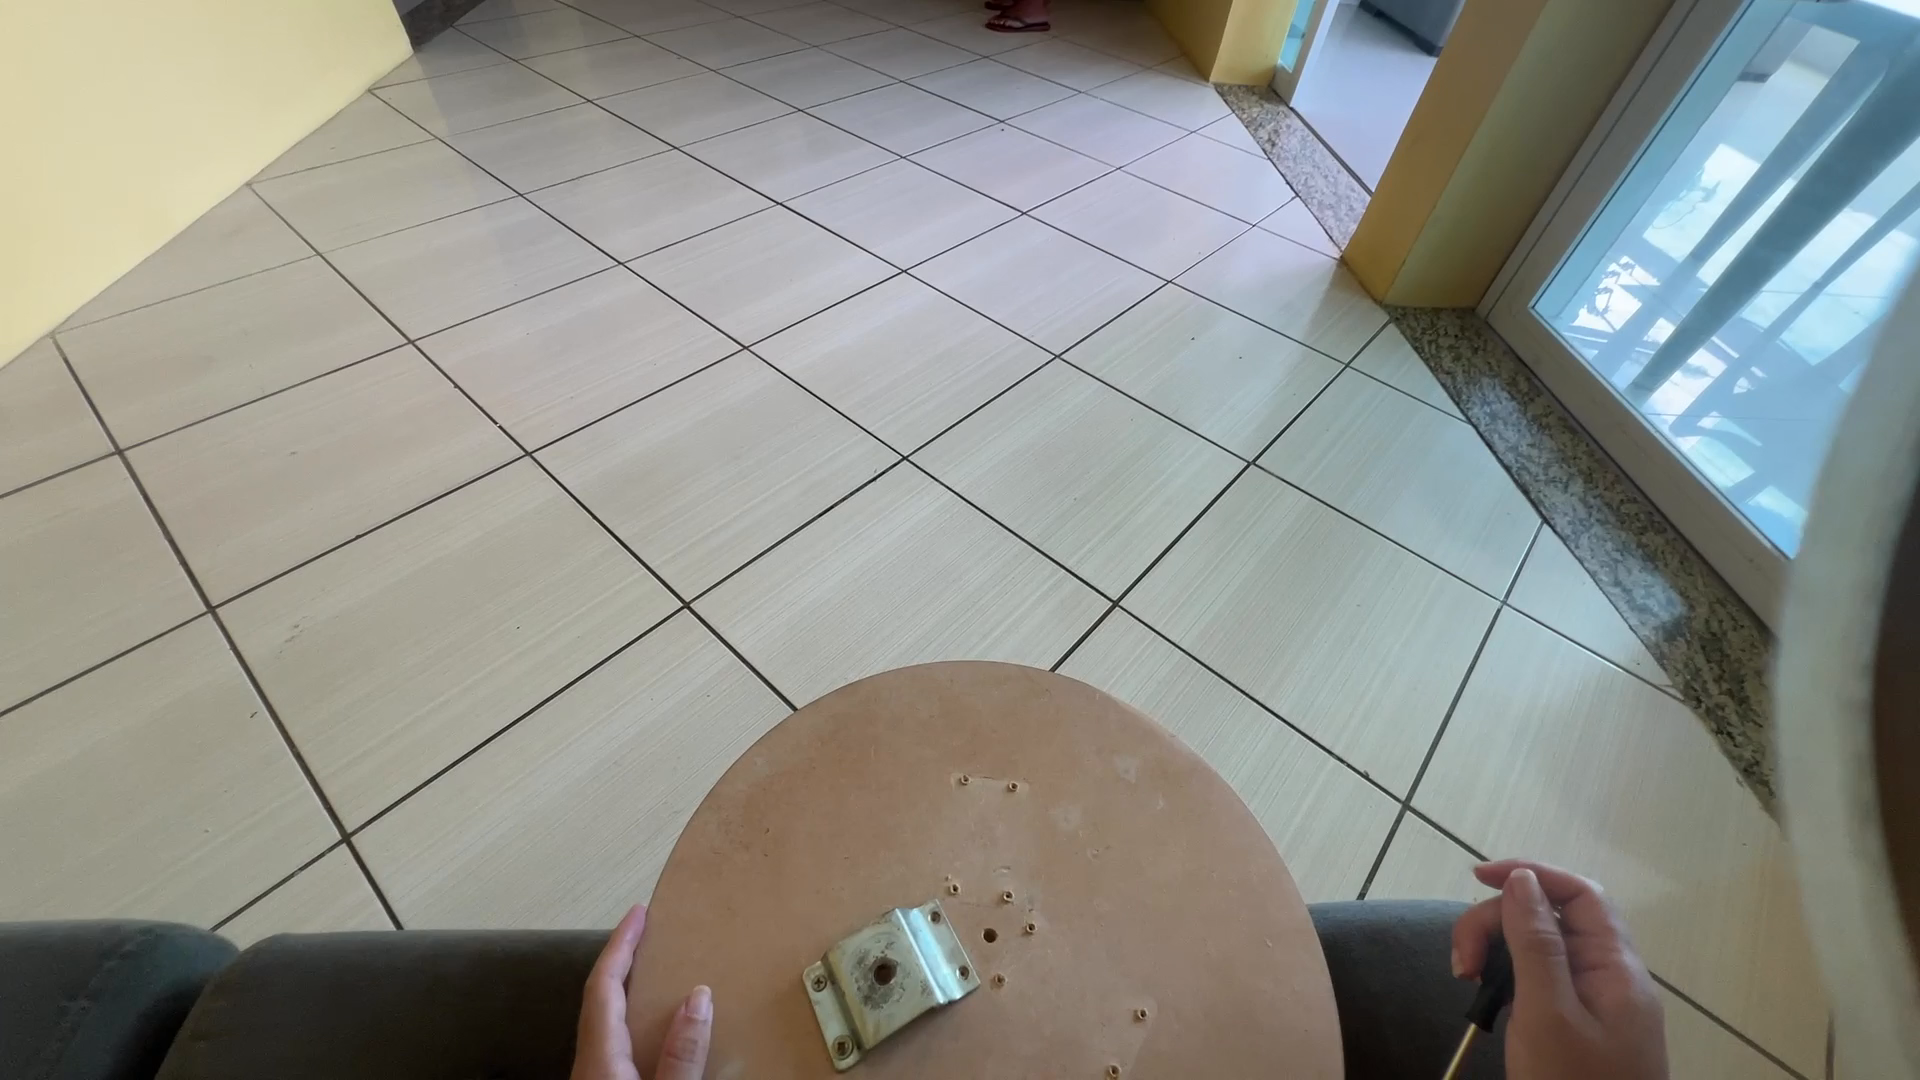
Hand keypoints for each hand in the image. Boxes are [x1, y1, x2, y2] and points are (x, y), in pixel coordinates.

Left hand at [571, 904, 712, 1079]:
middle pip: (598, 1000)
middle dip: (620, 960)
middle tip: (648, 931)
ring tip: (655, 969)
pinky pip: (612, 1041)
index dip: (620, 945)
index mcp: (599, 1061)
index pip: (603, 988)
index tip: (639, 911)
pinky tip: (653, 1026)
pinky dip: (630, 1016)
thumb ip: (682, 1054)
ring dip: (625, 989)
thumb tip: (699, 993)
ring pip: (603, 1023)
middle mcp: (587, 1068)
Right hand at [1452, 861, 1667, 1079]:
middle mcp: (1605, 974)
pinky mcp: (1566, 1011)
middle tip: (1463, 959)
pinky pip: (1528, 967)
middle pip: (1544, 914)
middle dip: (1494, 922)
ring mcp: (1586, 994)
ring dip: (1488, 944)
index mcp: (1615, 970)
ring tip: (1465, 976)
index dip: (1531, 874)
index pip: (1580, 894)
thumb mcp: (1547, 1012)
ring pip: (1529, 938)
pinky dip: (1497, 968)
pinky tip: (1480, 987)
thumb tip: (1522, 878)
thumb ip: (1536, 943)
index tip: (1477, 878)